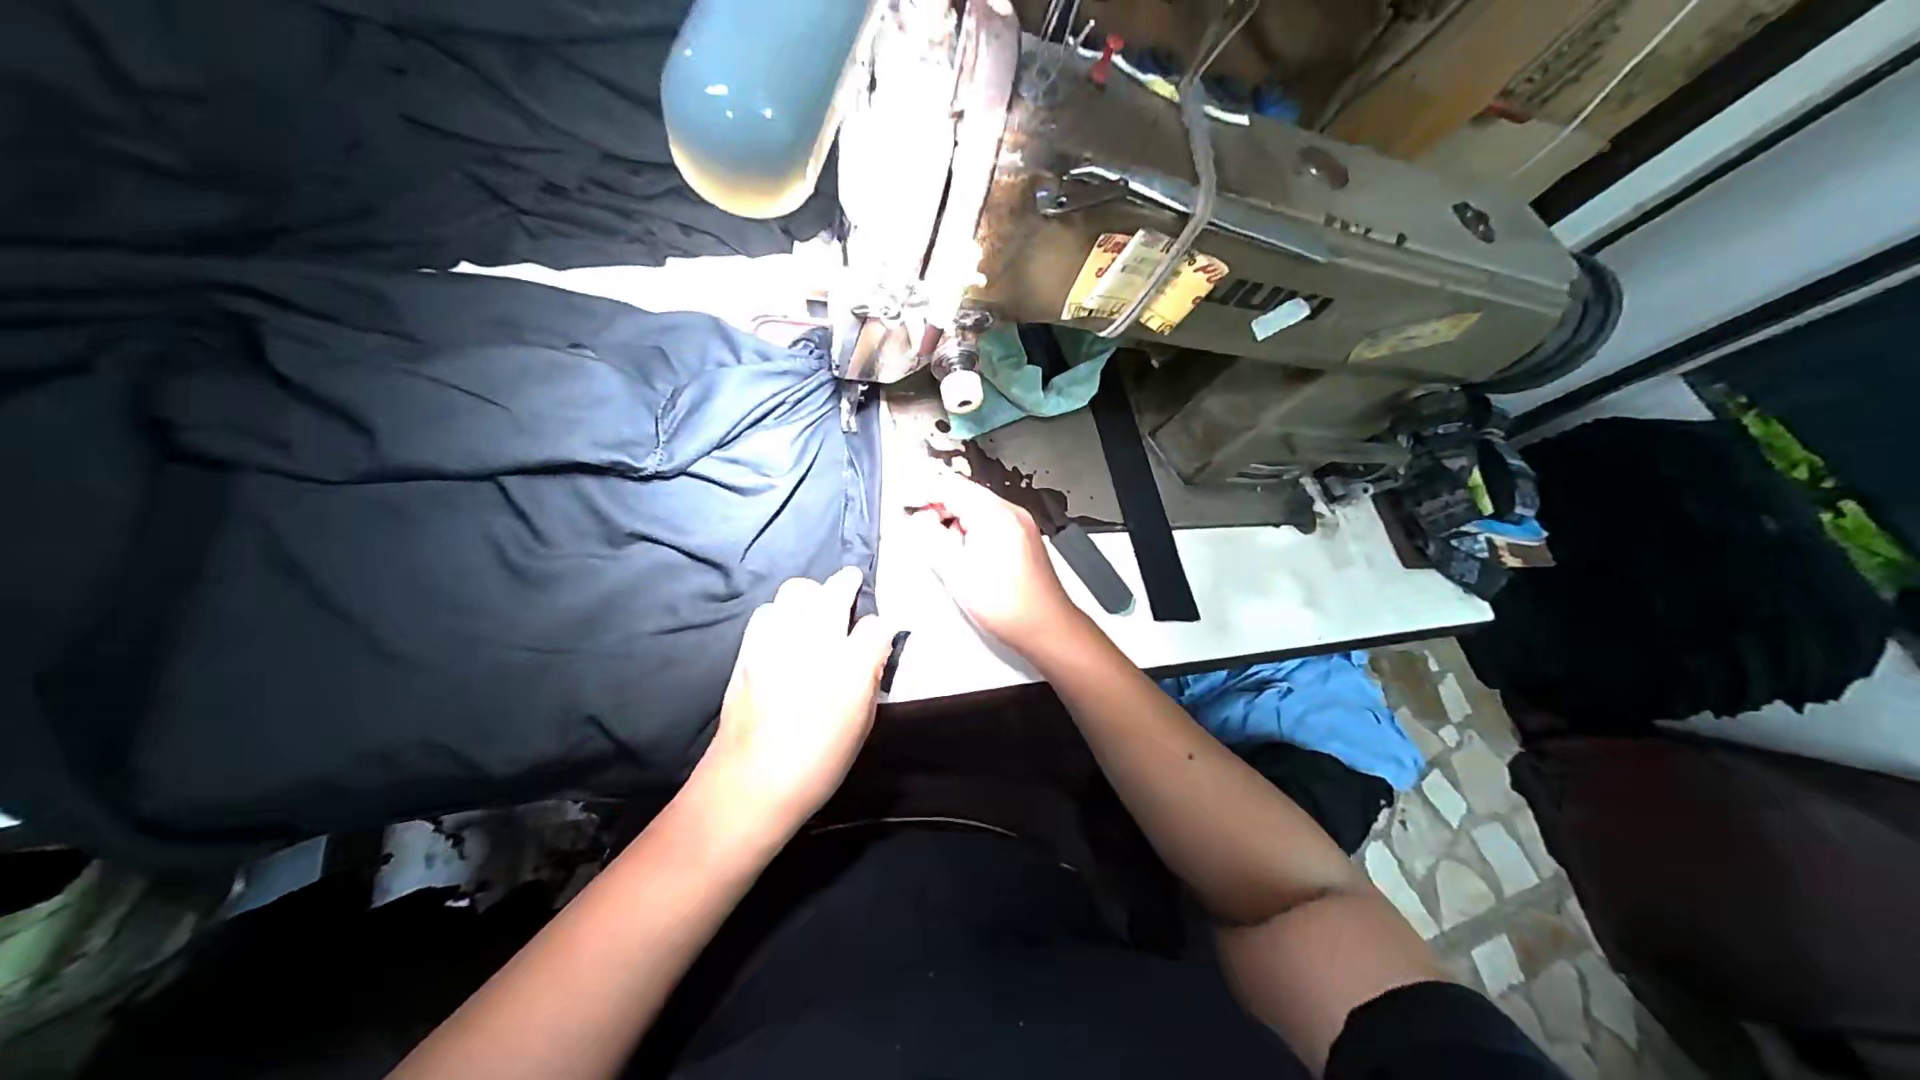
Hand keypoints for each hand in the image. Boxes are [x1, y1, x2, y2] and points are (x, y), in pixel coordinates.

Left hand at [696, 567, 892, 833]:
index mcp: (851, 669)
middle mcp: (815, 645)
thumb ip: (871, 679)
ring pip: (797, 590)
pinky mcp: (749, 648)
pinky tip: (784, 631)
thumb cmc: (817, 764)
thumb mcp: (861, 726)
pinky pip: (767, 611)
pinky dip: (780, 612)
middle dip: (847, 584)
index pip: (876, 626)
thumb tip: (875, 651)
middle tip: (852, 587)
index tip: (878, 636)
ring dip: (811, 595)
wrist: (750, 784)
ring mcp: (777, 642)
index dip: (880, 629)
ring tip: (816, 610)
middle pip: (834, 590)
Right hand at [905, 469, 1083, 655]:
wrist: (1046, 627)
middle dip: (939, 508)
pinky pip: (991, 523)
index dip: (923, 492)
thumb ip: (930, 539)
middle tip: (920, 527)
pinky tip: (966, 555)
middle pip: (965, 494)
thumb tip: (917, 520)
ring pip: (978, 509)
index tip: (907, 502)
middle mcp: (1012, 513)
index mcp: (995, 514)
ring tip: (945, 549)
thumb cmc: (1009, 606)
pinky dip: (972, 531)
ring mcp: (1021, 525)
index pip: (950, 486)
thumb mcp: (955, 572)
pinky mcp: (1024, 539)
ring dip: (955, 521)